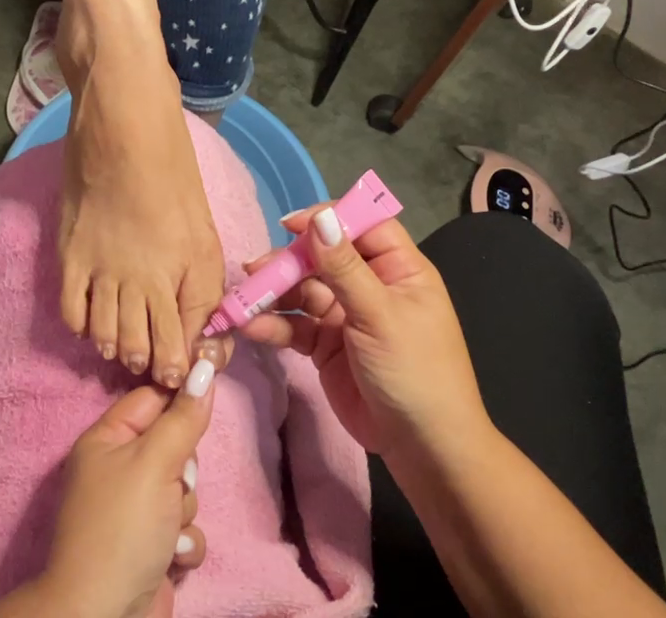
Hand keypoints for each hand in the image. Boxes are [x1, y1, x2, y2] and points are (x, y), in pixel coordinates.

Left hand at [0, 370, 218, 617]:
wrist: (105, 613)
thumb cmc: (123, 526)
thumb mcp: (155, 462)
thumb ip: (183, 417)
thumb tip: (204, 366)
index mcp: (105, 440)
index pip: (152, 399)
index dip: (180, 398)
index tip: (211, 392)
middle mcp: (117, 469)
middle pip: (174, 445)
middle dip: (185, 470)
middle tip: (174, 485)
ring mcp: (134, 509)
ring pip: (184, 489)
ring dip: (185, 509)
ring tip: (167, 529)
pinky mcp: (152, 545)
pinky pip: (185, 527)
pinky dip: (183, 541)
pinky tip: (171, 556)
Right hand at [57, 34, 224, 387]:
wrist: (124, 125)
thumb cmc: (173, 169)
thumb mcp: (204, 228)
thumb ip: (203, 282)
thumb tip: (203, 329)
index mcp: (183, 273)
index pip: (183, 344)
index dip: (183, 366)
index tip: (182, 372)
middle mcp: (141, 281)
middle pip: (143, 348)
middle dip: (152, 364)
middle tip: (153, 363)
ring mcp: (101, 270)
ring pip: (107, 337)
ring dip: (119, 348)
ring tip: (124, 346)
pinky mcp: (69, 255)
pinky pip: (72, 313)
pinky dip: (84, 327)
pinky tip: (94, 321)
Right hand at [242, 208, 488, 454]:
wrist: (422, 448)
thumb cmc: (415, 371)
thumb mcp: (380, 315)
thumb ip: (345, 268)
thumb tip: (320, 218)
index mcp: (399, 270)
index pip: (362, 226)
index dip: (328, 220)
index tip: (290, 225)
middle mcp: (371, 286)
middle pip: (322, 257)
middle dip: (288, 262)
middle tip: (255, 269)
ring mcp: (345, 316)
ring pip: (302, 291)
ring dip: (273, 294)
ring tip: (243, 300)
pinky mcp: (325, 346)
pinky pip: (295, 325)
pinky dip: (273, 324)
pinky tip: (252, 327)